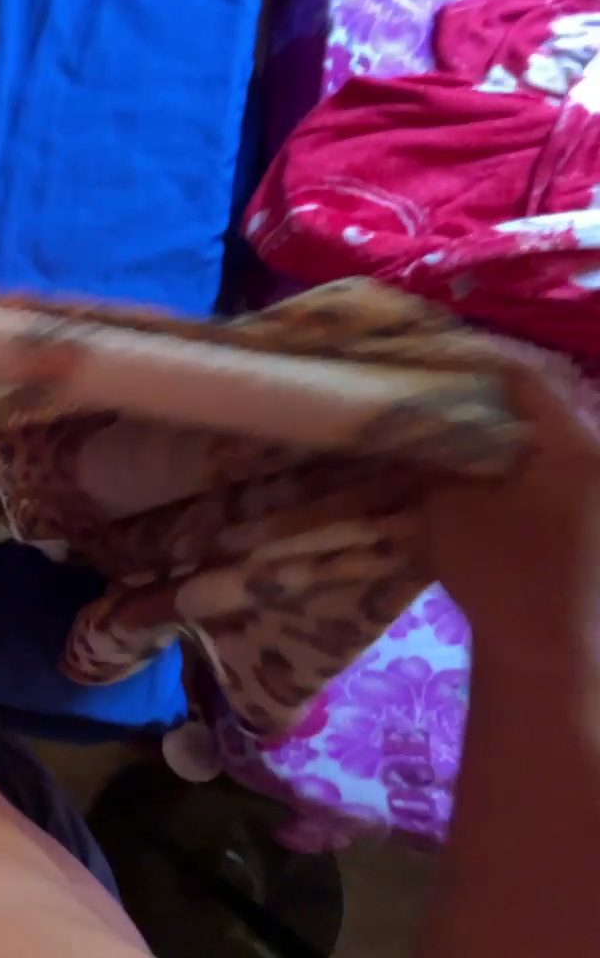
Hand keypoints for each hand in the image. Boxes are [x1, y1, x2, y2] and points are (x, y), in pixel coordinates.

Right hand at [422, 354, 599, 666]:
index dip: (476, 361)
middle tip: (442, 388)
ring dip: (514, 427)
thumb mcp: (445, 504)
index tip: (430, 354)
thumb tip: (418, 425)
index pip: (528, 379)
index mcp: (577, 445)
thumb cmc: (499, 565)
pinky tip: (492, 467)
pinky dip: (530, 456)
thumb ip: (435, 458)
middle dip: (497, 393)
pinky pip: (569, 463)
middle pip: (555, 402)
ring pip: (563, 435)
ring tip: (463, 425)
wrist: (557, 641)